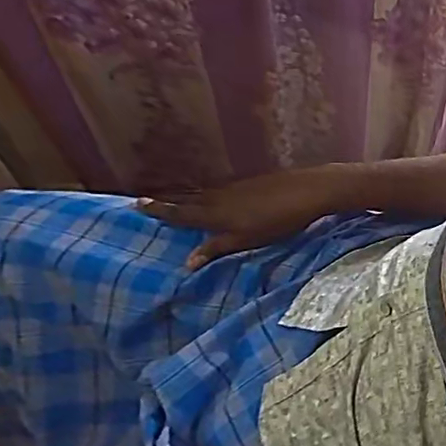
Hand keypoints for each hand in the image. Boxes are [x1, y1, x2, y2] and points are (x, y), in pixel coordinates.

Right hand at [138, 166, 355, 268]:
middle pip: (187, 198)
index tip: (136, 203)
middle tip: (143, 197)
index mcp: (215, 213)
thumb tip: (187, 262)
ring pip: (203, 191)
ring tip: (171, 195)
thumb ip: (218, 248)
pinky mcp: (251, 182)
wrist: (309, 190)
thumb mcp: (247, 239)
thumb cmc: (279, 220)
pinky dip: (206, 191)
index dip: (159, 210)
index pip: (180, 213)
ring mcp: (235, 187)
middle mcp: (219, 196)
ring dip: (184, 194)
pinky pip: (219, 188)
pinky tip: (210, 193)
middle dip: (166, 199)